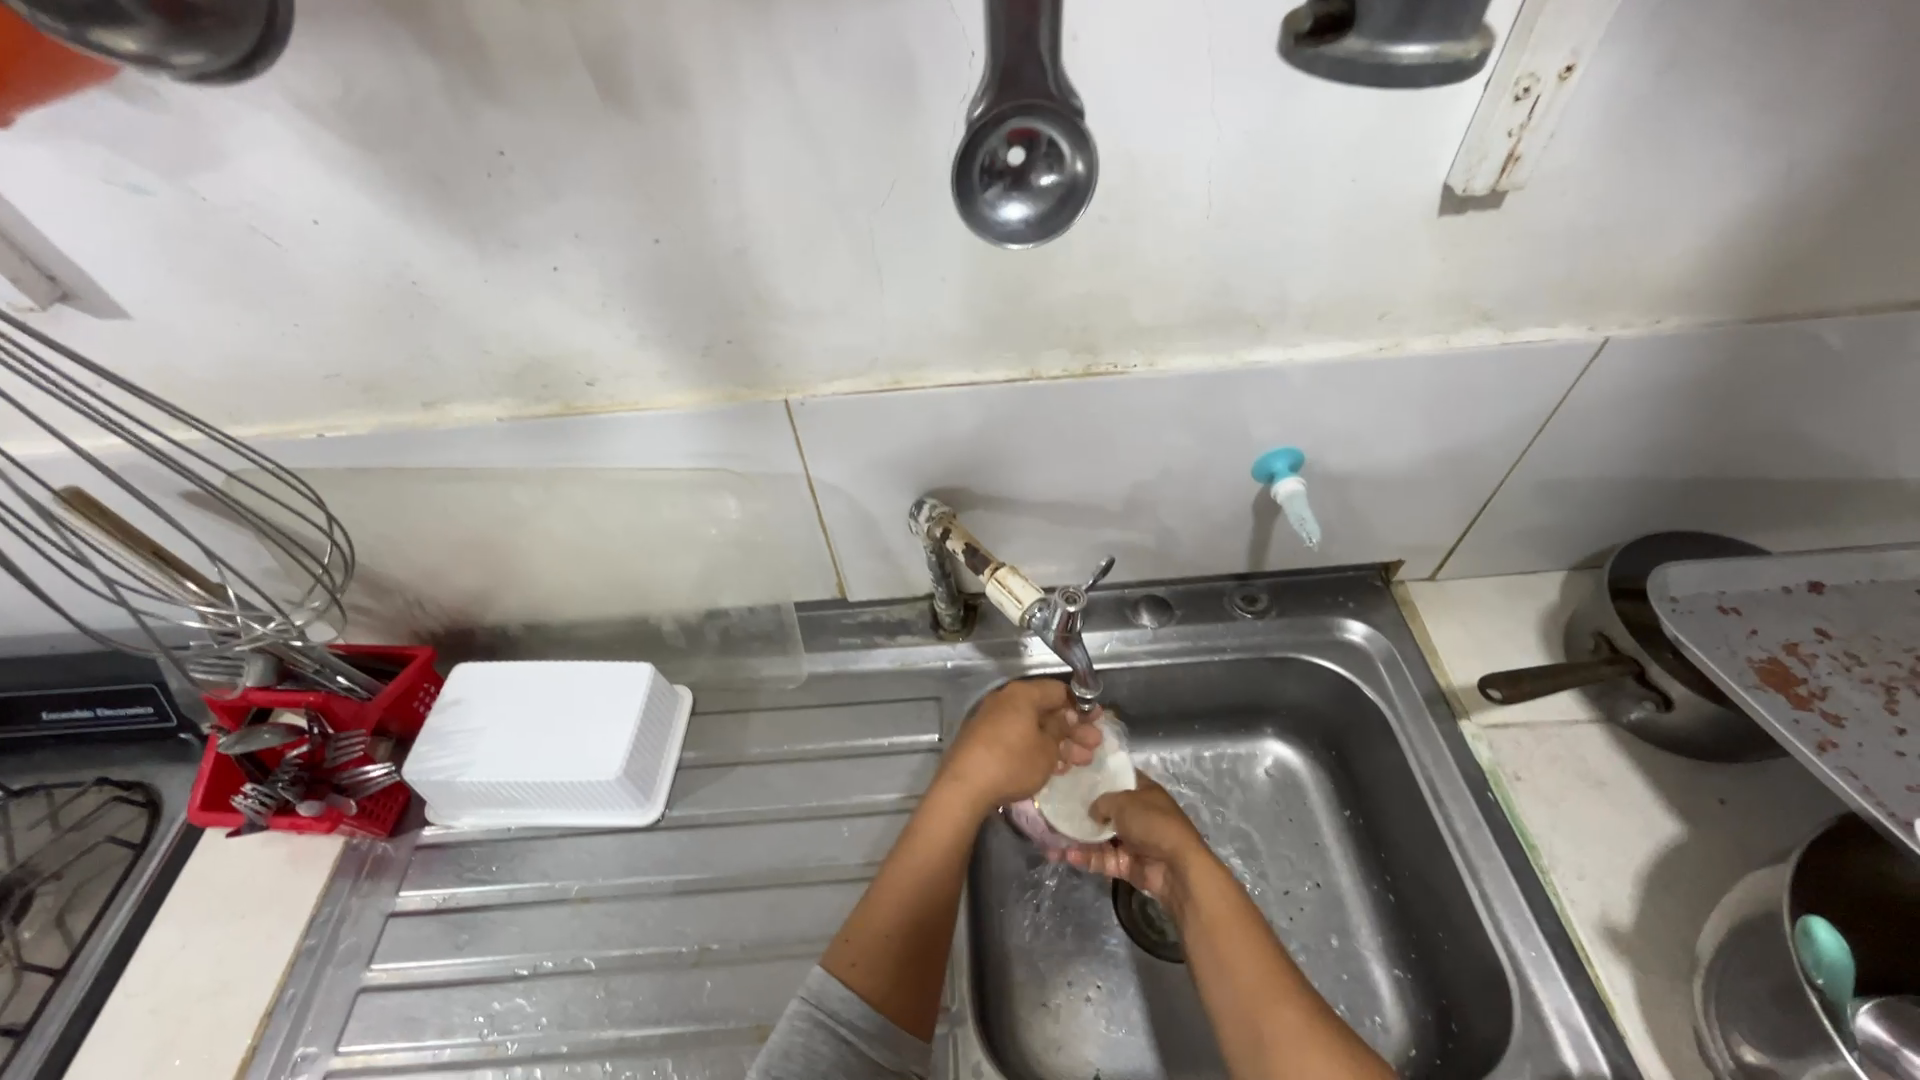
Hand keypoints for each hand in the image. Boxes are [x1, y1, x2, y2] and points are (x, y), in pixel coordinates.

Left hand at [935, 679, 1102, 815]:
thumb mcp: (1046, 748)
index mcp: (1023, 694)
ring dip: (1059, 743)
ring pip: (1034, 728)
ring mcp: (993, 722)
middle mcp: (1006, 701)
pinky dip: (1038, 750)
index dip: (1081, 706)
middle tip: (1095, 746)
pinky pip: (1019, 739)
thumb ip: (1061, 729)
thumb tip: (1068, 715)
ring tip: (1081, 762)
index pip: (1059, 691)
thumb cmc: (1013, 762)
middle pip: (1047, 711)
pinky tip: (1056, 767)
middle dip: (1073, 729)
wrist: (964, 788)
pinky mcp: (985, 742)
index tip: (1097, 720)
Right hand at [1054, 774, 1212, 907]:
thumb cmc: (1152, 823)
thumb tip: (1092, 812)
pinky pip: (1102, 858)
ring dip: (1077, 838)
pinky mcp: (1126, 864)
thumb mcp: (1123, 801)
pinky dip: (1085, 857)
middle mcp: (1137, 814)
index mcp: (1143, 792)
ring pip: (1099, 837)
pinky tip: (1064, 854)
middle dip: (1081, 811)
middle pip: (1105, 810)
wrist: (1176, 867)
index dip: (1098, 776)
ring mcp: (1132, 841)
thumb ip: (1101, 802)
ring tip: (1050, 837)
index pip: (1118, 779)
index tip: (1074, 775)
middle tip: (1054, 808)